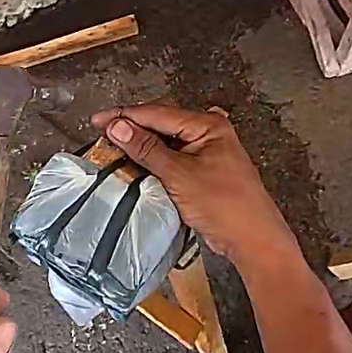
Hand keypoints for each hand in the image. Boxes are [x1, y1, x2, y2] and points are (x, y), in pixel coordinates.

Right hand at [90, 103, 300, 270]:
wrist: (253, 239)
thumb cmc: (225, 205)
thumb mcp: (179, 174)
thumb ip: (147, 149)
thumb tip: (118, 127)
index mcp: (207, 125)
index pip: (157, 113)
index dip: (124, 116)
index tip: (98, 120)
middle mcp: (209, 132)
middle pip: (162, 121)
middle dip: (132, 125)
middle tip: (104, 132)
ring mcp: (207, 150)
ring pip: (166, 138)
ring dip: (142, 142)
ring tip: (115, 147)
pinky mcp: (203, 169)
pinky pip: (173, 155)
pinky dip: (154, 157)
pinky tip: (139, 161)